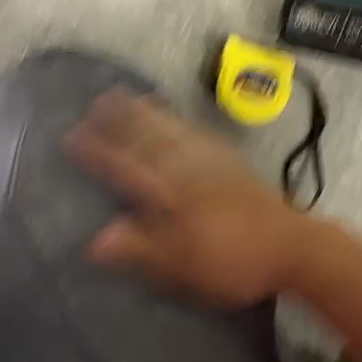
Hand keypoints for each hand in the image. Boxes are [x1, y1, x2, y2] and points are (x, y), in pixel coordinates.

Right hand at [64, 88, 314, 307]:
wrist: (290, 245)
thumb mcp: (183, 267)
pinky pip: (194, 129)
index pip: (125, 167)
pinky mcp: (228, 158)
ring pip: (168, 128)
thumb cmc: (233, 263)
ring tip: (124, 94)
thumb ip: (140, 248)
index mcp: (170, 194)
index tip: (71, 134)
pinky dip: (175, 118)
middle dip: (118, 119)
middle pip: (146, 138)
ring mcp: (209, 159)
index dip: (97, 151)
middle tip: (94, 100)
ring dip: (144, 111)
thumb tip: (94, 239)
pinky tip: (171, 115)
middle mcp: (186, 168)